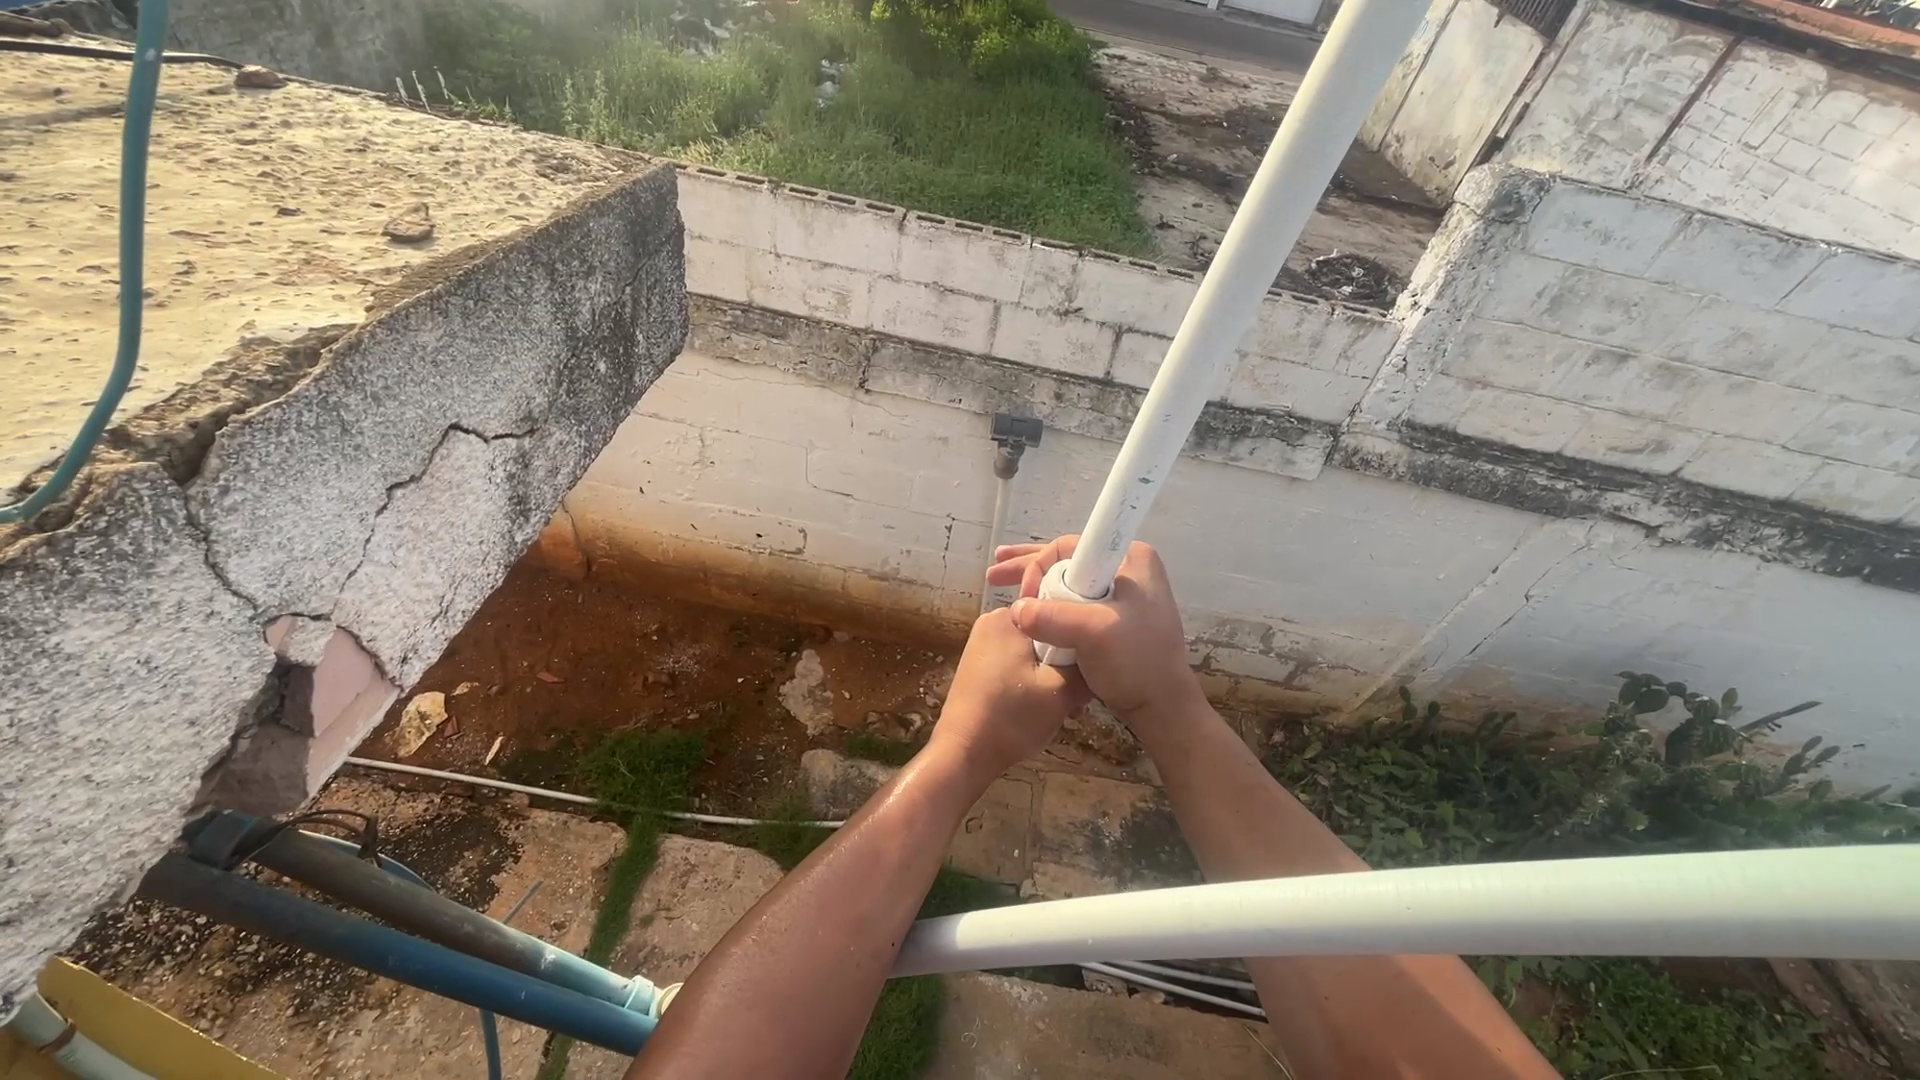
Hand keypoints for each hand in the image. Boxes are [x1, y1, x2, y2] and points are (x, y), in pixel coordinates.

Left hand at [929, 608, 1089, 781]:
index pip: (1058, 606)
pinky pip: (1017, 663)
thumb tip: (1100, 659)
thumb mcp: (1061, 691)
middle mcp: (992, 622)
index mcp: (1008, 617)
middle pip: (1046, 631)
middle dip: (1065, 661)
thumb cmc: (1011, 717)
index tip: (1094, 661)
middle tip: (1079, 696)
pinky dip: (1033, 681)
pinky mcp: (979, 666)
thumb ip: (1086, 667)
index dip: (1081, 632)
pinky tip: (1043, 707)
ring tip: (1065, 707)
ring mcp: (982, 644)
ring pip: (1033, 651)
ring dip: (1052, 675)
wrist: (964, 753)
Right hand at [986, 536, 1199, 723]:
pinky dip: (1047, 606)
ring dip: (1033, 586)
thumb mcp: (1095, 632)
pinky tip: (1026, 613)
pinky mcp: (1112, 620)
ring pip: (1065, 582)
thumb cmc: (1138, 663)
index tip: (1022, 593)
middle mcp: (1126, 570)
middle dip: (1027, 567)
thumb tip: (1015, 610)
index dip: (1039, 566)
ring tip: (996, 582)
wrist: (1162, 707)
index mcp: (1130, 559)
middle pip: (1065, 561)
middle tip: (993, 574)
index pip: (1070, 547)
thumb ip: (1052, 616)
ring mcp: (1120, 596)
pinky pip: (1072, 604)